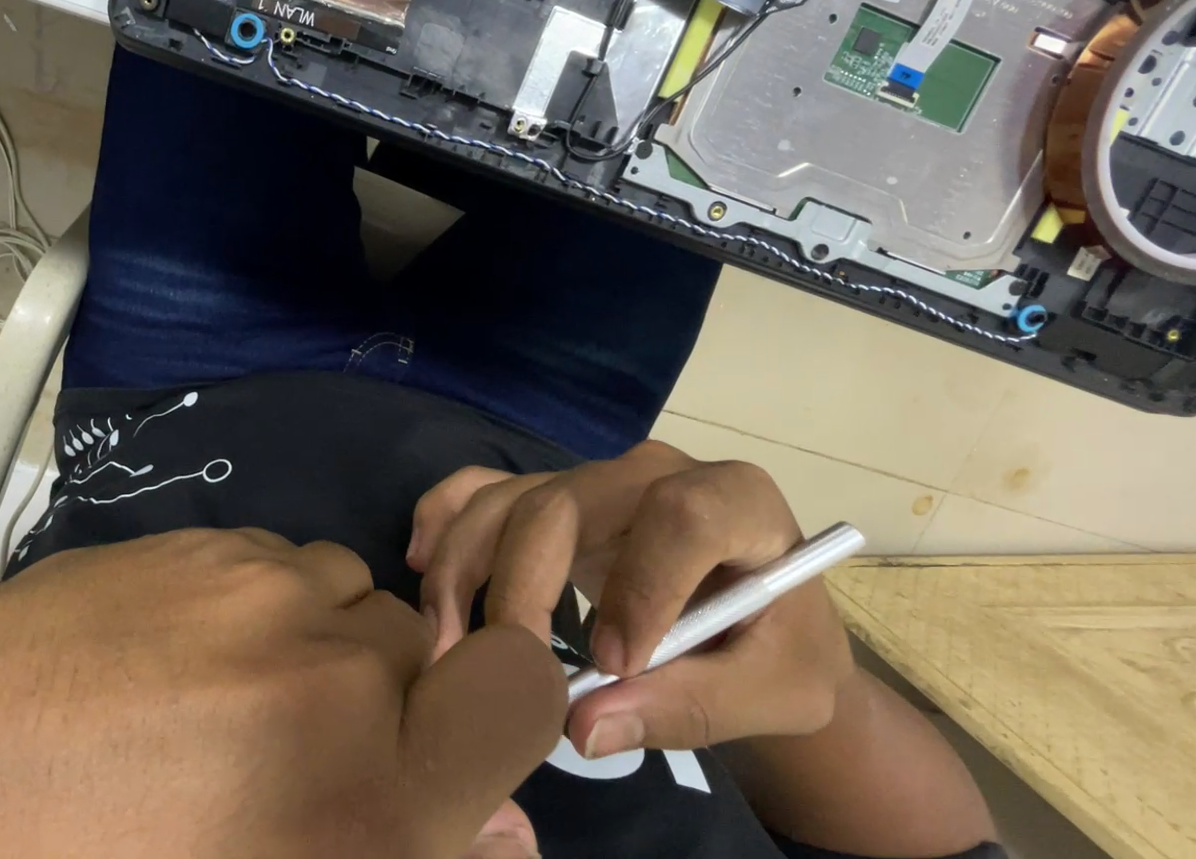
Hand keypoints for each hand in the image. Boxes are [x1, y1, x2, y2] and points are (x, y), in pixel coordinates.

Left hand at [0, 479, 565, 858]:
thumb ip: (399, 856)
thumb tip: (501, 829)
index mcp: (356, 803)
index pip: (522, 697)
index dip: (507, 718)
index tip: (457, 757)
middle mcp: (329, 674)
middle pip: (433, 650)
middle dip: (399, 703)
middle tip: (309, 755)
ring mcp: (257, 588)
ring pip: (353, 600)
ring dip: (327, 649)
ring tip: (230, 700)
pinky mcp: (196, 541)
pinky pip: (281, 568)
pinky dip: (264, 609)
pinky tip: (178, 652)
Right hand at [406, 442, 855, 759]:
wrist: (753, 622)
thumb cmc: (776, 650)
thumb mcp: (777, 692)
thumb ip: (693, 705)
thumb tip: (581, 724)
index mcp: (733, 499)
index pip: (679, 516)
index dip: (642, 587)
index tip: (617, 666)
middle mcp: (649, 471)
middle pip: (562, 507)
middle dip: (520, 590)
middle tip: (505, 673)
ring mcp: (588, 477)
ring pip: (506, 500)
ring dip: (462, 567)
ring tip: (445, 644)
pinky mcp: (547, 493)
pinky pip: (480, 486)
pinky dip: (442, 516)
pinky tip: (419, 560)